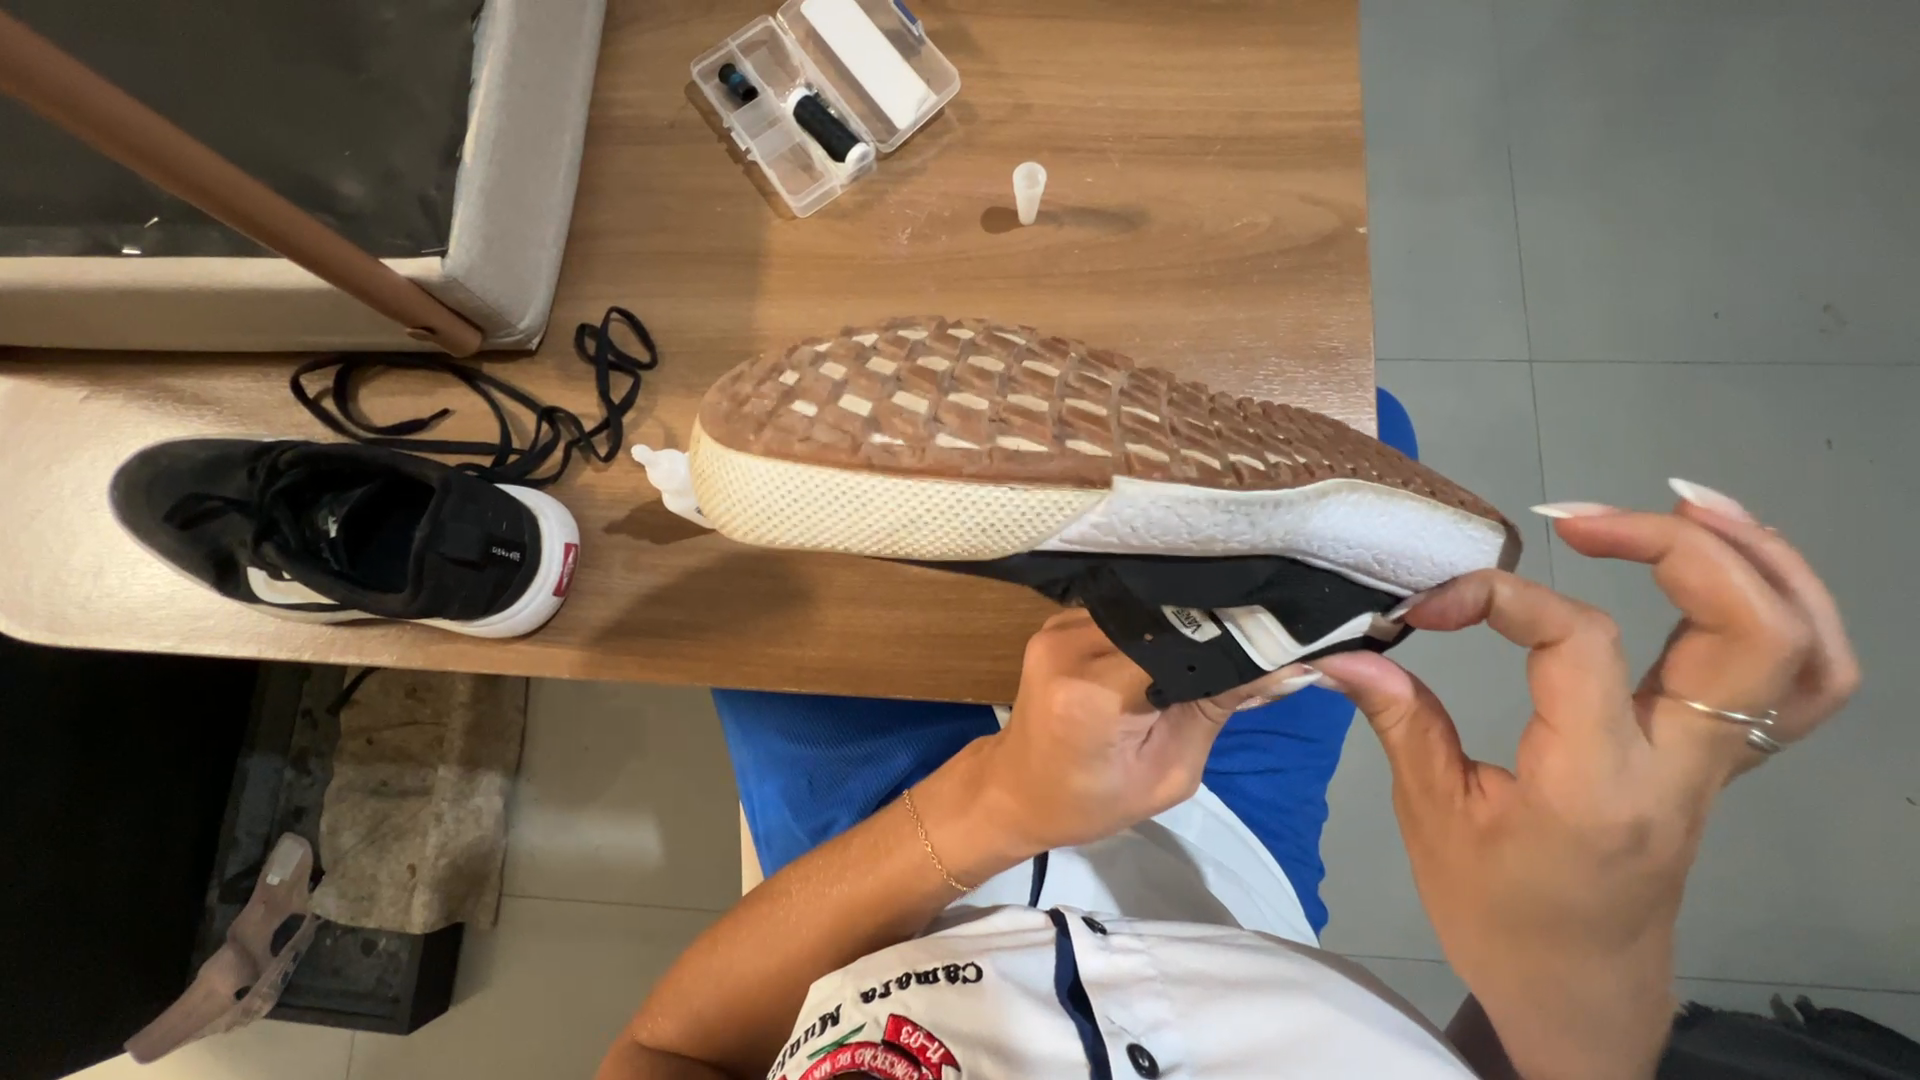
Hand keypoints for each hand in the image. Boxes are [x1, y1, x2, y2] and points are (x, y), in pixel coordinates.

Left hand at [964, 608, 1308, 857]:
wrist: (1015, 789)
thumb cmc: (1090, 801)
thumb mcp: (1169, 773)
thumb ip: (1219, 710)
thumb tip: (1288, 664)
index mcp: (1095, 689)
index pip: (1183, 642)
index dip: (1236, 637)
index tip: (1285, 641)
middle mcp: (1072, 641)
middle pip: (1166, 617)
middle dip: (1218, 627)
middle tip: (1267, 639)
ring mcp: (1060, 625)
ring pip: (1147, 609)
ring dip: (1187, 624)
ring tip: (1229, 640)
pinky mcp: (1059, 620)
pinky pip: (1124, 612)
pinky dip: (1158, 626)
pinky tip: (1181, 641)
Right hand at [1313, 496, 1855, 1079]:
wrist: (1577, 990)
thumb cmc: (1495, 912)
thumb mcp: (1432, 817)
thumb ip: (1401, 721)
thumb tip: (1343, 652)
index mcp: (1596, 783)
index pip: (1576, 644)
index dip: (1500, 596)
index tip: (1429, 604)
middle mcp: (1680, 767)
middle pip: (1750, 633)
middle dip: (1675, 547)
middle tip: (1575, 515)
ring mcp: (1717, 765)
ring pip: (1806, 651)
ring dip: (1761, 561)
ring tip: (1686, 505)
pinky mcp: (1718, 762)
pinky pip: (1798, 680)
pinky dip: (1782, 606)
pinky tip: (1723, 566)